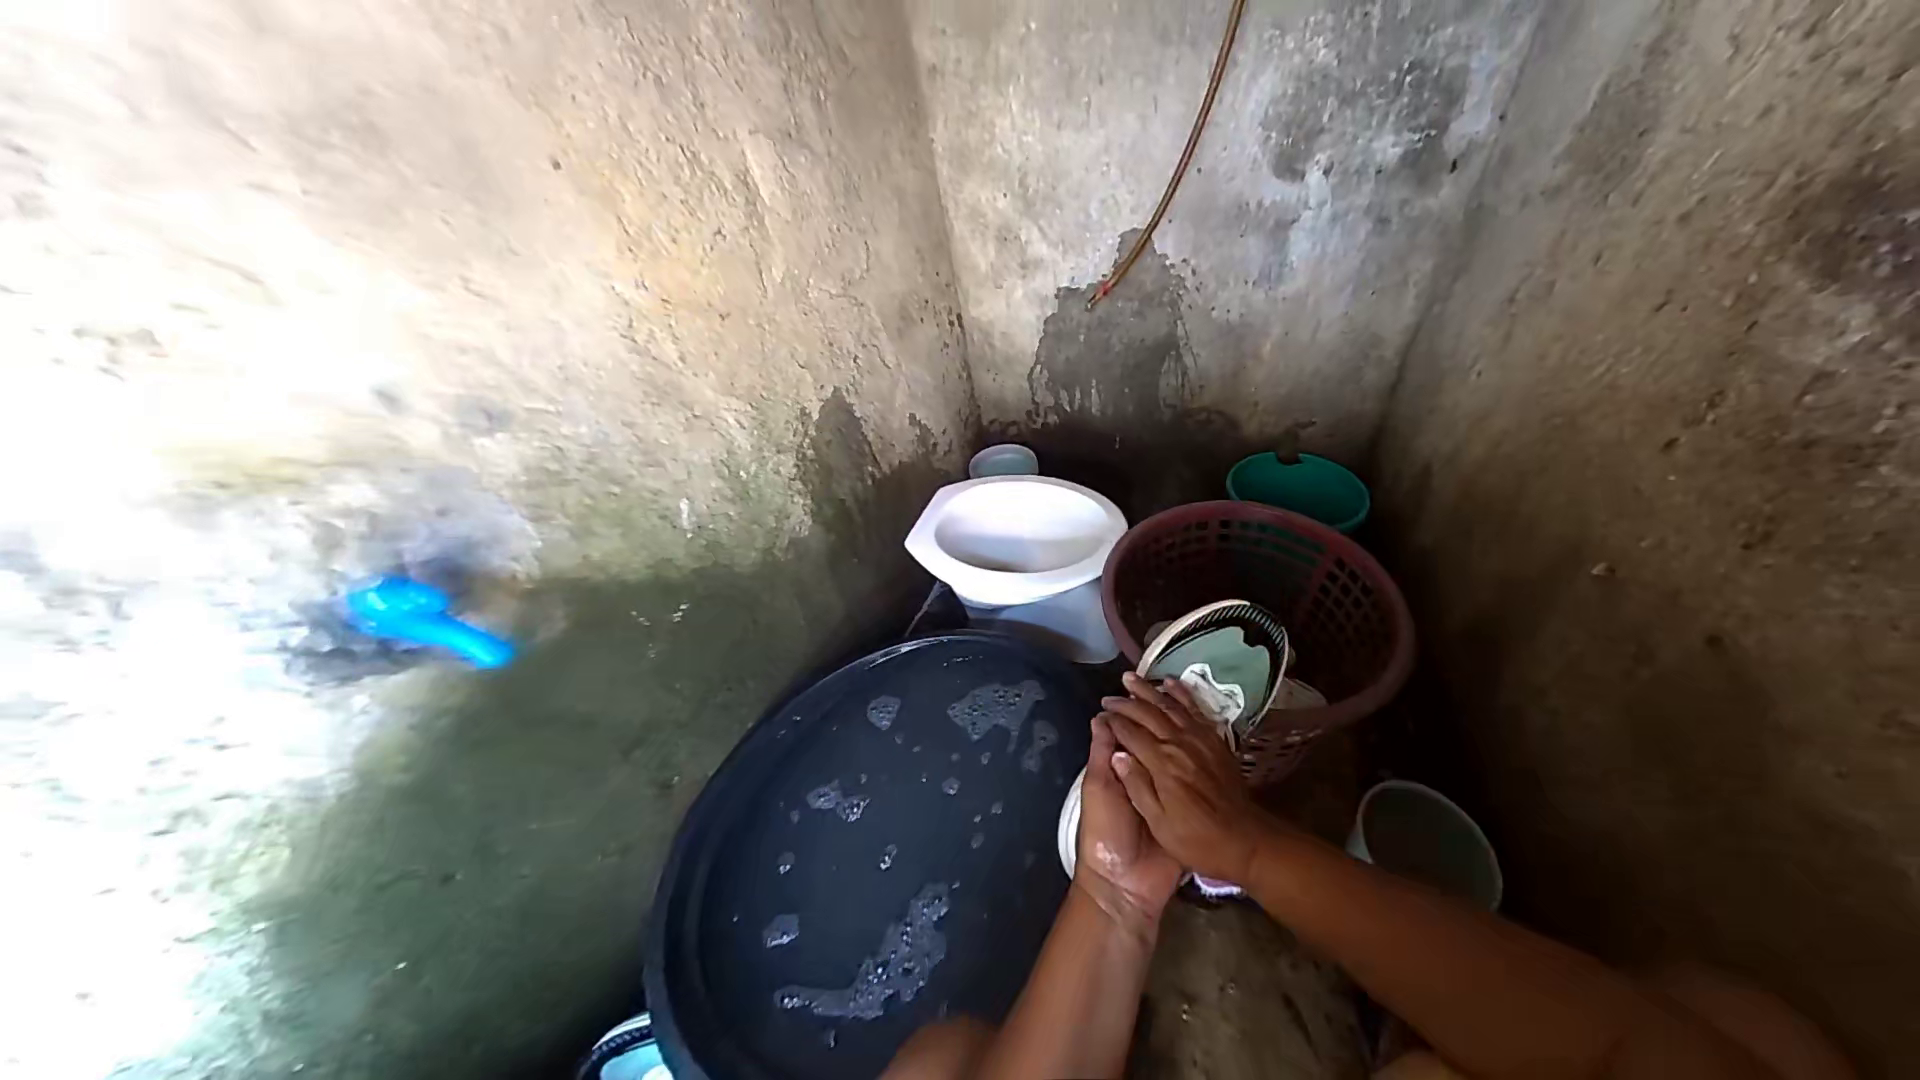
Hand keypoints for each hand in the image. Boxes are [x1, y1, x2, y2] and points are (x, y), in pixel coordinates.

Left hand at [1073, 707, 1182, 932]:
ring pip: (1173, 757)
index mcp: (1119, 769)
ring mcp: (1166, 791)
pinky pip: (1191, 781)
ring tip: (1193, 708)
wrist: (1128, 884)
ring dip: (1181, 737)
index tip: (1144, 685)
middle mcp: (1142, 775)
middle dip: (1159, 721)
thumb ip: (1102, 752)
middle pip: (1152, 742)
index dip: (1133, 713)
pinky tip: (1210, 741)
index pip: (1127, 733)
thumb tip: (1102, 714)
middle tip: (1173, 690)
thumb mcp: (1098, 786)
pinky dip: (1198, 762)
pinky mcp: (1185, 808)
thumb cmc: (1106, 830)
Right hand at [1097, 671, 1273, 882]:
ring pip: (1169, 705)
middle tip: (1107, 698)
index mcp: (1162, 764)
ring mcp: (1199, 739)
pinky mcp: (1214, 740)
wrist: (1246, 841)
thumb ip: (1136, 786)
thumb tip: (1116, 754)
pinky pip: (1195, 709)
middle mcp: (1179, 744)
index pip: (1130, 733)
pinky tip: (1171, 682)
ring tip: (1130, 678)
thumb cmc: (1197, 839)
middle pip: (1147, 714)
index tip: (1100, 717)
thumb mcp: (1159, 823)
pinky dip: (1182, 693)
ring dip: (1148, 690)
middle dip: (1125, 703)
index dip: (1113, 723)